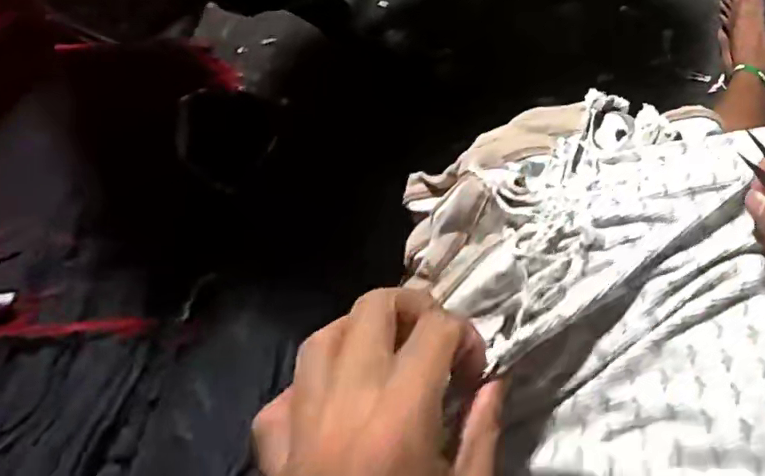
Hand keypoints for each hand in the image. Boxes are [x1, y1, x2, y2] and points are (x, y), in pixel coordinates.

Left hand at [252, 288, 507, 475]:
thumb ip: (482, 431)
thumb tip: (493, 384)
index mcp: (400, 413)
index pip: (439, 328)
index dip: (468, 336)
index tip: (474, 372)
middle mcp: (347, 403)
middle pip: (374, 307)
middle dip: (415, 308)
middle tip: (435, 339)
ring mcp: (302, 427)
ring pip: (321, 338)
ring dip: (360, 333)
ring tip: (388, 353)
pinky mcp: (272, 457)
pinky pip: (283, 398)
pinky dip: (310, 387)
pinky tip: (336, 405)